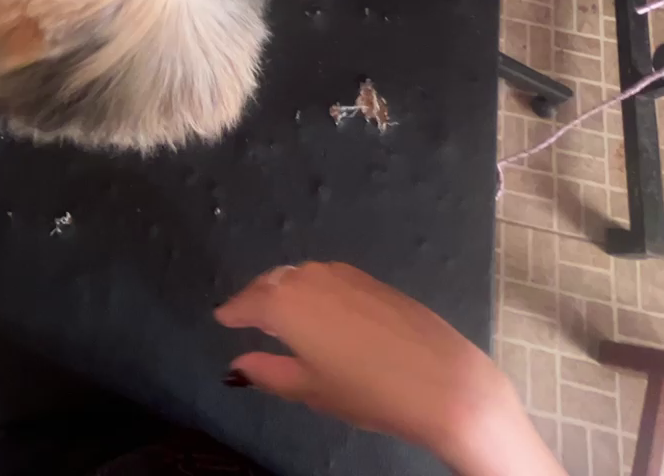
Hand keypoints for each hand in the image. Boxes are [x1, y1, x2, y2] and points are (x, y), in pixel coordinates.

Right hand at [215, 262, 563, 475]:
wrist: (441, 379)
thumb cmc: (368, 391)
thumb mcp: (311, 390)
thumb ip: (268, 373)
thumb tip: (238, 365)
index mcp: (284, 303)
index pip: (246, 302)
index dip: (232, 313)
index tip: (222, 318)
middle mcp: (306, 276)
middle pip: (271, 283)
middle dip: (256, 299)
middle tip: (247, 318)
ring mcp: (339, 272)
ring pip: (298, 276)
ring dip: (285, 291)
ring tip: (283, 316)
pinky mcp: (366, 277)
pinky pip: (324, 277)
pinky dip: (312, 290)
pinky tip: (321, 312)